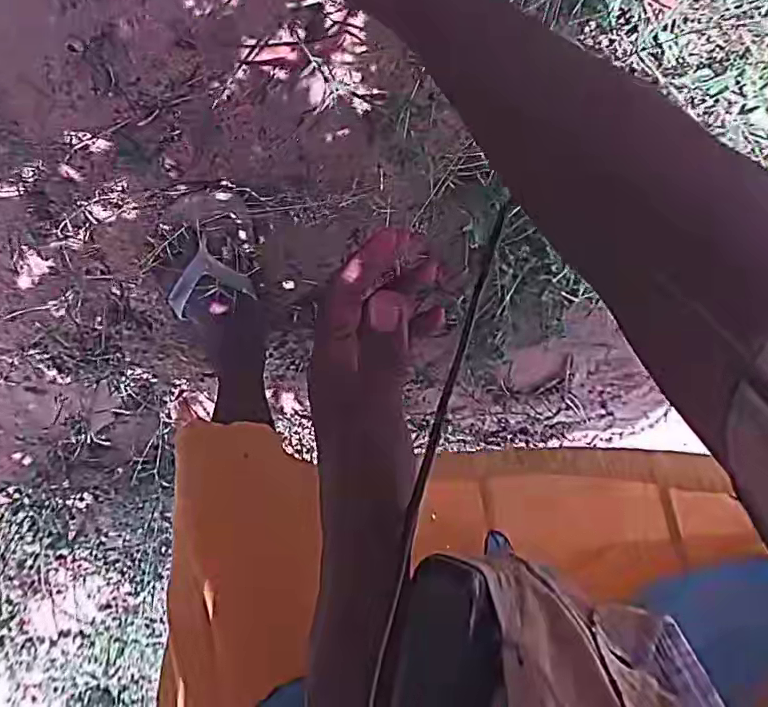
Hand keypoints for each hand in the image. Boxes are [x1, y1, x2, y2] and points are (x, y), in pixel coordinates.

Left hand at [305, 228, 448, 705]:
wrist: (368, 532)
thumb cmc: (370, 476)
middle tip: (427, 253)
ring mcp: (354, 376)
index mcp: (330, 359)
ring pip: (376, 321)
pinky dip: (409, 329)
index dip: (367, 261)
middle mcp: (337, 360)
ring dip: (403, 297)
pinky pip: (389, 346)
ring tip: (437, 278)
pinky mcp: (373, 392)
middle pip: (358, 302)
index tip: (398, 235)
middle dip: (388, 272)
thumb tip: (385, 297)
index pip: (343, 295)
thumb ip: (382, 354)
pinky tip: (432, 321)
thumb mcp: (378, 412)